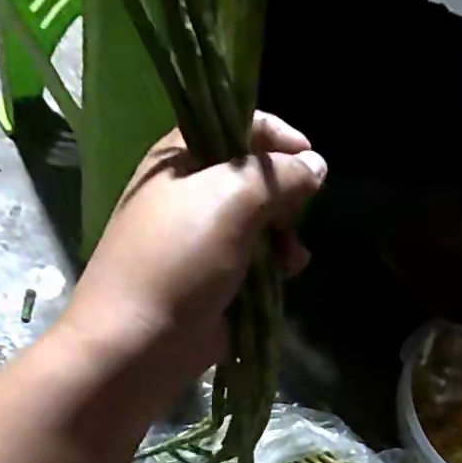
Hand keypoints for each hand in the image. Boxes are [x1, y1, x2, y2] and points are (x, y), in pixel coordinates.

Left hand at [60, 113, 326, 377]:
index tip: (309, 159)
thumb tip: (317, 165)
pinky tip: (288, 273)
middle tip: (292, 215)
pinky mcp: (220, 270)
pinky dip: (279, 260)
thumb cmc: (181, 260)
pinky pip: (261, 253)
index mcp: (181, 158)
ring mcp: (207, 233)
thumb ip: (279, 178)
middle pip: (257, 173)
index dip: (277, 135)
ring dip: (287, 233)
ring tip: (291, 257)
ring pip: (265, 217)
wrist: (144, 338)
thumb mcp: (231, 203)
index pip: (235, 123)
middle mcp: (193, 189)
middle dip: (286, 195)